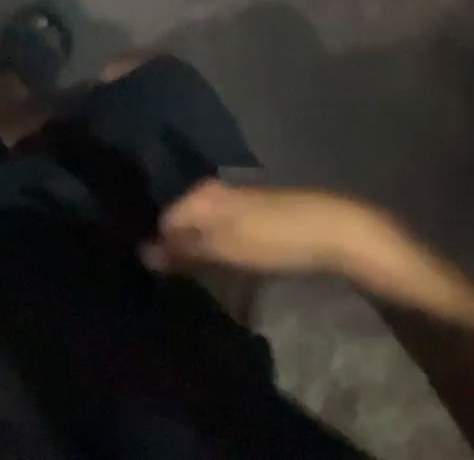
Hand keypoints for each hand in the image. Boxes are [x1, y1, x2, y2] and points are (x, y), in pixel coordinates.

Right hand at [144, 181, 380, 274]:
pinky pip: (219, 233)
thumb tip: (141, 251)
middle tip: (171, 280)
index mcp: (199, 194)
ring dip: (196, 252)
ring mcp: (232, 203)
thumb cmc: (272, 239)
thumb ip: (181, 249)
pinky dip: (215, 250)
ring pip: (200, 229)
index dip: (156, 247)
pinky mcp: (251, 217)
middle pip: (180, 223)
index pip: (161, 220)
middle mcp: (211, 192)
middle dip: (174, 249)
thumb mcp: (222, 248)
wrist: (333, 231)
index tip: (154, 276)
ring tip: (192, 279)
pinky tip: (220, 268)